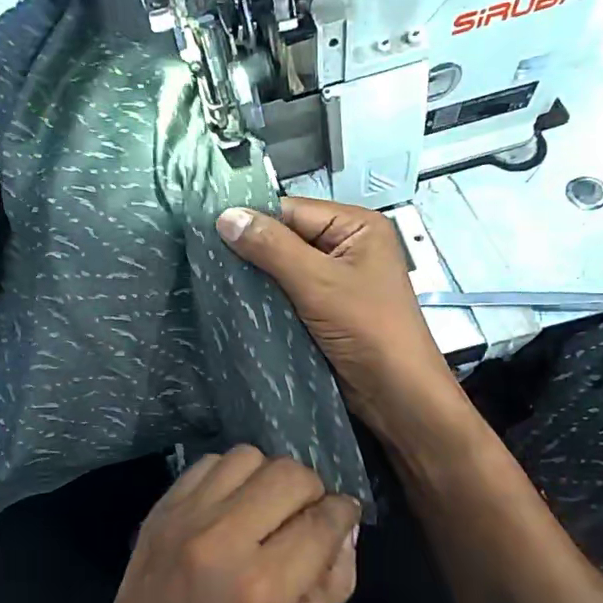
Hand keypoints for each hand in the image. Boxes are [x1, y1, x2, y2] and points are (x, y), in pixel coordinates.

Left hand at [68, 445, 360, 602]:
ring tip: (267, 514)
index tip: (342, 524)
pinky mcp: (159, 512)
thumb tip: (346, 525)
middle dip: (312, 494)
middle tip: (305, 523)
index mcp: (261, 591)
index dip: (344, 516)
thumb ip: (335, 580)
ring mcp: (183, 521)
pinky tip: (232, 511)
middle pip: (292, 474)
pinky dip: (233, 479)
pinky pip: (213, 463)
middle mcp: (220, 543)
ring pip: (252, 458)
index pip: (326, 519)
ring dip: (271, 481)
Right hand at [217, 198, 466, 439]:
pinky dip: (269, 301)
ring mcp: (339, 281)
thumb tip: (225, 215)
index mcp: (358, 226)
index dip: (253, 220)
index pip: (292, 210)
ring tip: (215, 283)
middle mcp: (349, 247)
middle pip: (288, 238)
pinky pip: (291, 296)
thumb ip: (272, 247)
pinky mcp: (328, 311)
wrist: (396, 392)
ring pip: (285, 270)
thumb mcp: (318, 282)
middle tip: (205, 261)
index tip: (207, 232)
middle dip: (253, 252)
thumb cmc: (367, 329)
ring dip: (258, 280)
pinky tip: (238, 304)